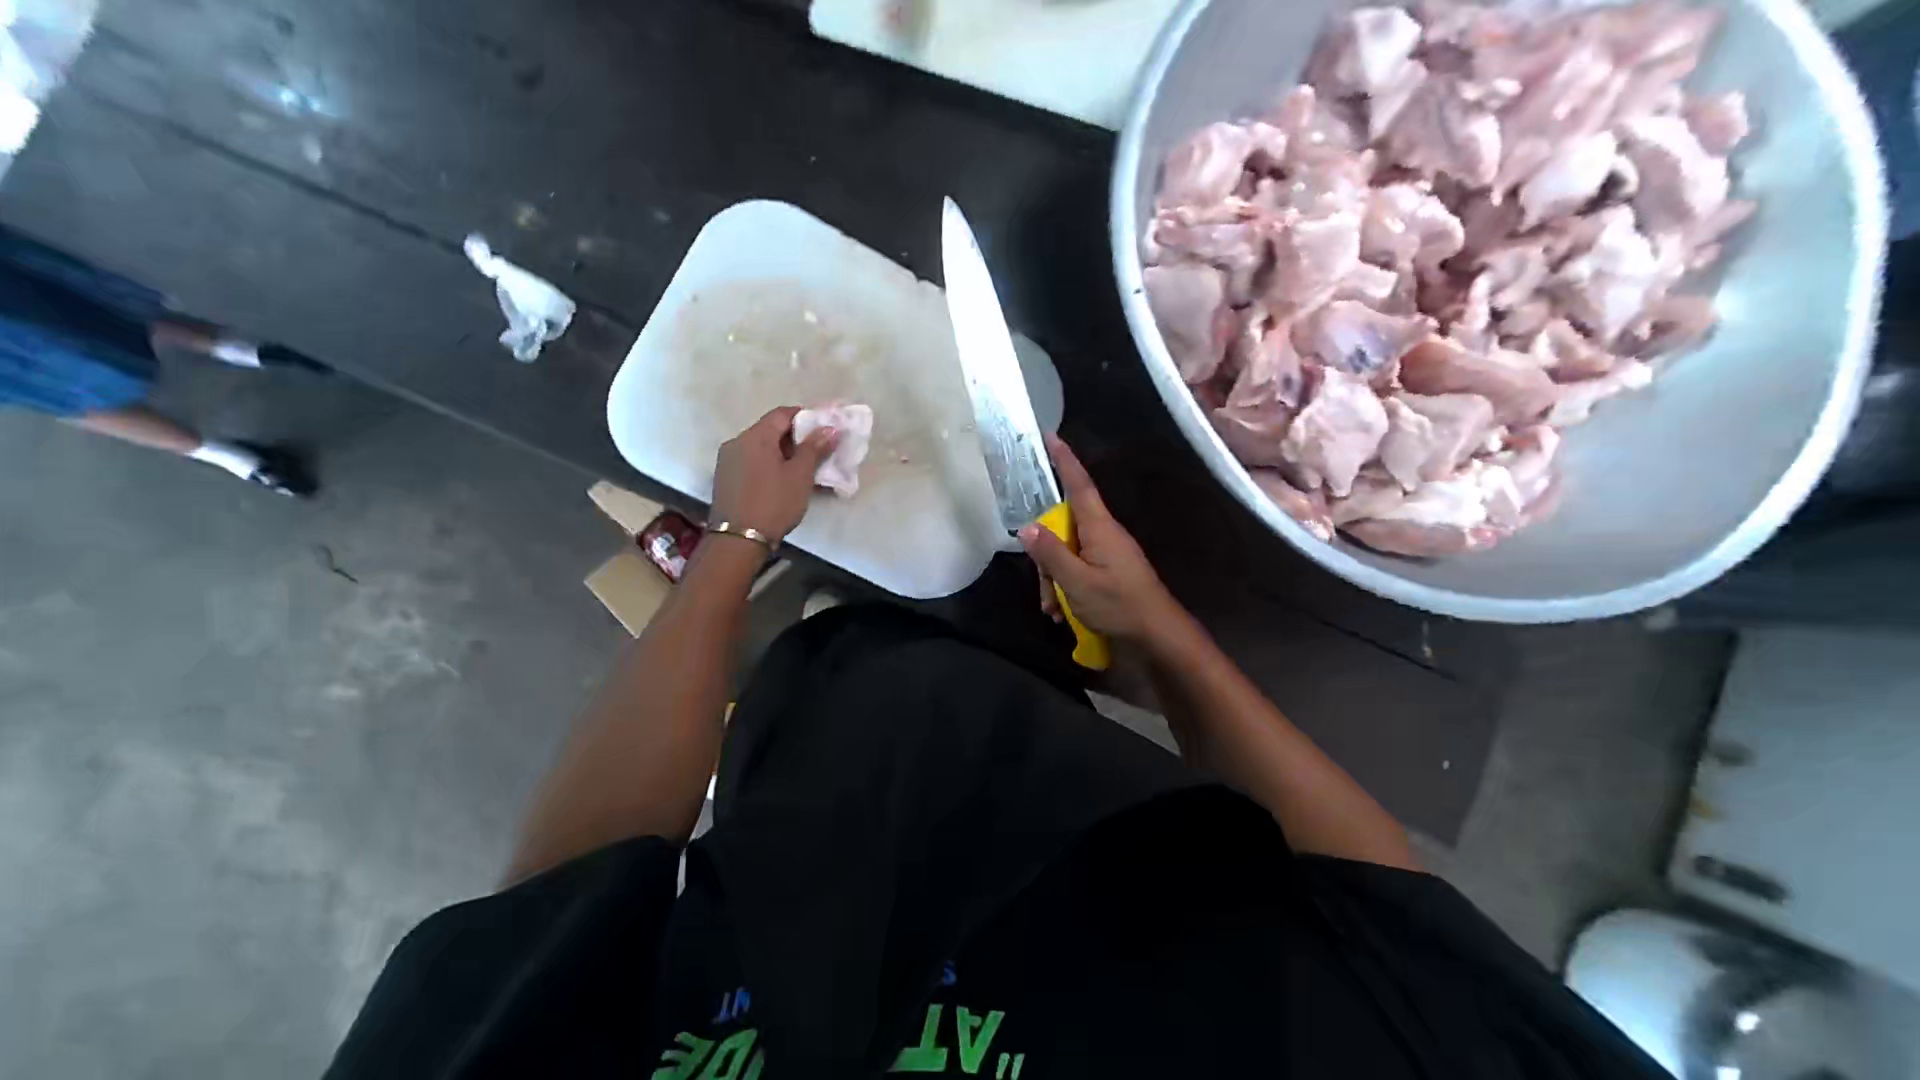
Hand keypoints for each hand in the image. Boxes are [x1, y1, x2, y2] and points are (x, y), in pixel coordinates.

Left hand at [710, 406, 837, 542]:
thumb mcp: (800, 476)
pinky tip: (781, 480)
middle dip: (794, 437)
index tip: (824, 428)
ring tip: (801, 468)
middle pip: (769, 430)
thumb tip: (829, 428)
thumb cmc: (774, 503)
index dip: (806, 417)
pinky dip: (768, 465)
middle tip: (817, 451)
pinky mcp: (724, 479)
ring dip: (781, 453)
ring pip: (759, 448)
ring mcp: (727, 461)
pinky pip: (750, 462)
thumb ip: (814, 448)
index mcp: (755, 436)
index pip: (782, 414)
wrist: (738, 540)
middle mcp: (737, 442)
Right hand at [1018, 435, 1188, 645]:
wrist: (1158, 635)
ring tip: (1055, 610)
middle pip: (1063, 529)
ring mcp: (1107, 554)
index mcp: (1099, 527)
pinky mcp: (1109, 573)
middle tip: (1046, 591)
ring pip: (1067, 554)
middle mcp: (1103, 534)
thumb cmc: (1119, 604)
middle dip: (1046, 558)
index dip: (1064, 461)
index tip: (1051, 436)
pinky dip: (1067, 589)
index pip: (1079, 485)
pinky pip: (1078, 570)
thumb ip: (1050, 554)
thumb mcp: (1077, 582)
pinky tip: (1064, 614)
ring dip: (1055, 581)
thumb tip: (1027, 528)